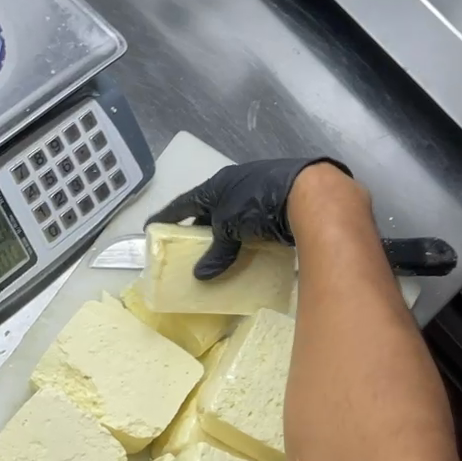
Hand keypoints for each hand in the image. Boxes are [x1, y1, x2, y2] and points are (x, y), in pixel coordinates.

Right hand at [148, 158, 351, 278]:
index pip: (185, 202)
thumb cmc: (258, 203)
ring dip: (225, 232)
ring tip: (217, 252)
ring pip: (234, 215)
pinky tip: (248, 250)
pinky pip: (255, 222)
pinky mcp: (281, 203)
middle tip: (188, 245)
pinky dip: (247, 236)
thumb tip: (200, 276)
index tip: (151, 226)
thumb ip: (216, 252)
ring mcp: (260, 191)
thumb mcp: (230, 227)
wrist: (310, 193)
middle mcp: (237, 184)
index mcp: (218, 184)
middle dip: (199, 226)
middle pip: (210, 208)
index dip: (167, 215)